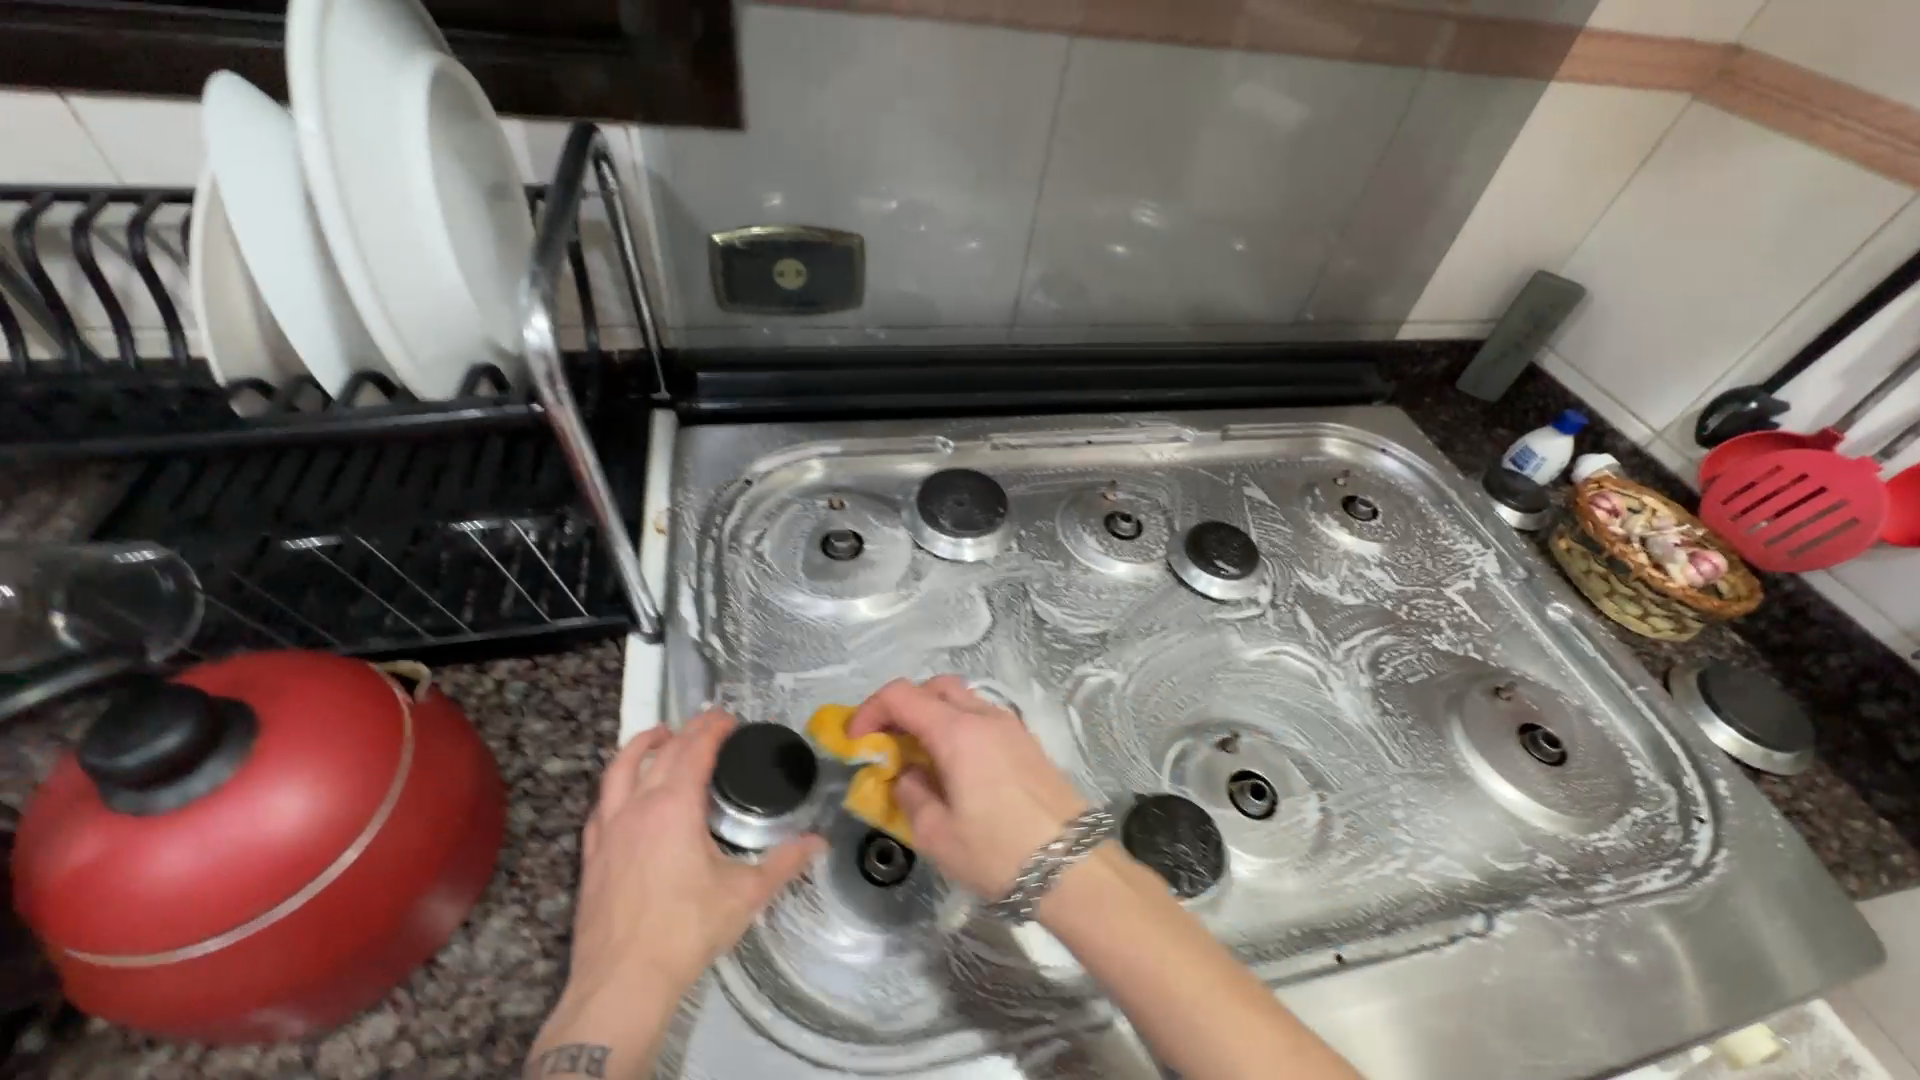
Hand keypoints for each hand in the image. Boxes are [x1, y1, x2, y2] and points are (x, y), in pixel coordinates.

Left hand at [564, 710, 824, 1004]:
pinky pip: (600, 805)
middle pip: (660, 753)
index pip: (695, 750)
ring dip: (639, 746)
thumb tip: (819, 842)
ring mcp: (608, 830)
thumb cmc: (688, 930)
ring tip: (658, 735)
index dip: (713, 728)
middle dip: (686, 731)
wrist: (624, 980)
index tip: (729, 718)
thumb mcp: (747, 894)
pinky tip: (623, 794)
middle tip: (707, 722)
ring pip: (618, 771)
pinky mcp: (591, 855)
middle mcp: (637, 807)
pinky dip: (615, 786)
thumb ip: (785, 862)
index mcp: (675, 807)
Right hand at [848, 677, 1086, 898]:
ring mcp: (1012, 728)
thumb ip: (910, 795)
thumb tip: (907, 775)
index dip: (870, 711)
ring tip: (920, 760)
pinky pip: (984, 720)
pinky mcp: (1029, 745)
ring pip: (963, 701)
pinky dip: (959, 730)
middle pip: (934, 687)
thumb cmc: (999, 852)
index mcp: (958, 731)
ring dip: (933, 717)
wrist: (1075, 867)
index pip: (901, 696)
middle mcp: (986, 717)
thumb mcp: (936, 834)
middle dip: (903, 707)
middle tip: (888, 743)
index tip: (856, 742)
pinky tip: (956, 770)